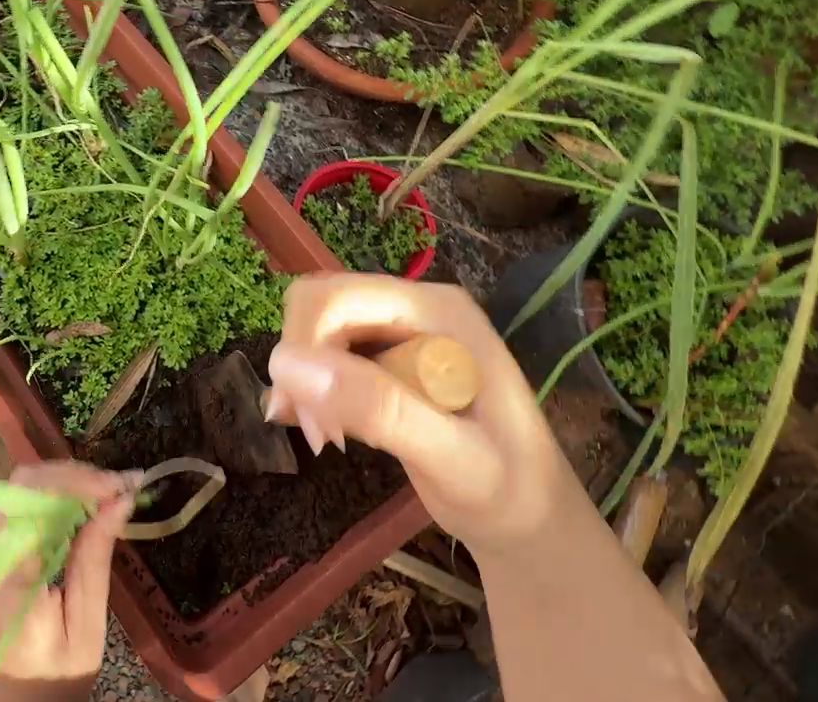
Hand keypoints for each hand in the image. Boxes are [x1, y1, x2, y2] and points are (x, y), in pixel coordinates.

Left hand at [0, 462, 141, 700]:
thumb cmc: (51, 688)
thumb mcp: (85, 633)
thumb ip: (95, 561)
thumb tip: (119, 500)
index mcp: (5, 577)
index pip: (35, 495)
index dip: (80, 479)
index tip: (124, 484)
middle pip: (22, 486)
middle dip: (73, 477)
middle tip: (117, 489)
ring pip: (15, 497)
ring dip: (60, 489)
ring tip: (102, 498)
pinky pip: (10, 519)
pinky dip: (44, 509)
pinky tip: (74, 517)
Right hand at [264, 273, 594, 558]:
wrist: (531, 520)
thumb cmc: (508, 493)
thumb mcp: (453, 459)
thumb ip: (378, 408)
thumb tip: (286, 364)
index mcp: (437, 311)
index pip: (337, 297)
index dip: (304, 344)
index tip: (307, 414)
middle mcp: (412, 306)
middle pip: (319, 305)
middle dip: (302, 364)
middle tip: (318, 431)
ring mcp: (397, 329)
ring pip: (314, 328)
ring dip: (303, 381)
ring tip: (329, 438)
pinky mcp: (383, 355)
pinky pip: (324, 353)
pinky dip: (312, 390)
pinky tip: (331, 431)